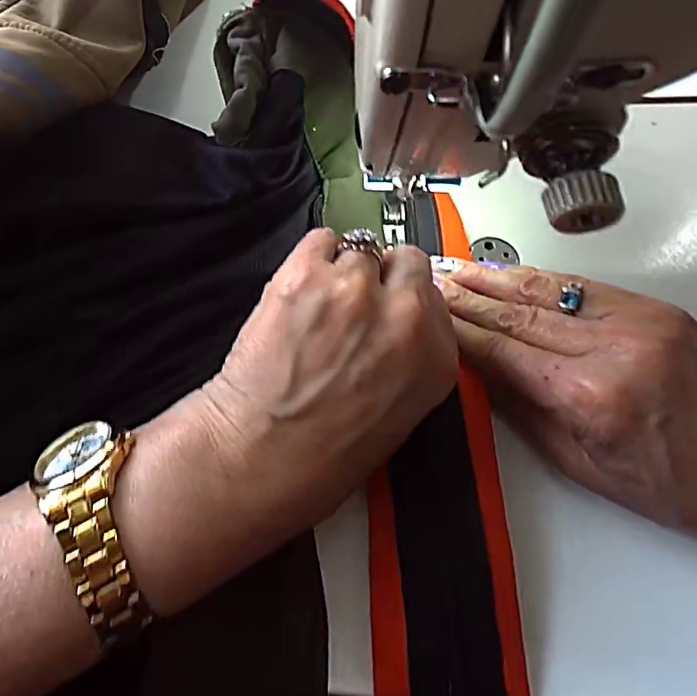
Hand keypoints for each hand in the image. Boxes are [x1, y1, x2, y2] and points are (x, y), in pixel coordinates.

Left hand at [203, 228, 458, 530]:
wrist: (260, 456)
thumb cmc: (322, 451)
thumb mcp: (402, 412)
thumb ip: (414, 353)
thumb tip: (401, 315)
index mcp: (436, 355)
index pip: (435, 293)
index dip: (404, 297)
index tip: (389, 303)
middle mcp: (405, 317)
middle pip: (406, 260)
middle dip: (383, 278)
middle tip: (355, 303)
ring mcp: (355, 291)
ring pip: (361, 250)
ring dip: (342, 272)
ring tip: (319, 308)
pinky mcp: (307, 275)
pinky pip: (321, 239)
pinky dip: (312, 258)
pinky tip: (302, 291)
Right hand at [433, 259, 696, 565]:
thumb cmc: (683, 487)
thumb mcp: (586, 467)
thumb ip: (527, 413)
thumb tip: (483, 375)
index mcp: (592, 397)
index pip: (503, 350)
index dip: (459, 331)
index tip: (430, 316)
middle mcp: (614, 347)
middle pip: (519, 313)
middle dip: (468, 296)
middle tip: (433, 282)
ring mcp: (639, 320)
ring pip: (548, 290)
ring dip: (498, 278)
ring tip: (459, 269)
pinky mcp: (657, 308)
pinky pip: (584, 286)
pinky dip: (542, 280)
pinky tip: (514, 274)